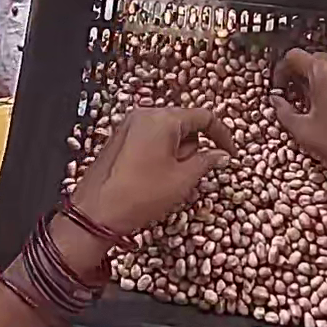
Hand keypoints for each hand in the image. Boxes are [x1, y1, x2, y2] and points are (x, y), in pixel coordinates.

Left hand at [71, 108, 234, 236]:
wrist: (95, 212)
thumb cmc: (141, 194)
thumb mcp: (182, 179)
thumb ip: (206, 161)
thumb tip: (221, 154)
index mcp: (162, 119)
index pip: (203, 116)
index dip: (222, 135)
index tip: (230, 154)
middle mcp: (144, 114)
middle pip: (184, 122)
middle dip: (196, 145)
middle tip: (196, 172)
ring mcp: (129, 125)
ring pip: (167, 131)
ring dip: (177, 150)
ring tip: (170, 179)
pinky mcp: (119, 138)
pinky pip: (150, 138)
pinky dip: (161, 152)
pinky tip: (155, 176)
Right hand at [269, 49, 326, 185]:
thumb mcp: (305, 132)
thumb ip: (284, 112)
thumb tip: (276, 100)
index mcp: (323, 73)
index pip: (294, 56)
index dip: (281, 70)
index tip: (280, 87)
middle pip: (315, 59)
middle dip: (302, 74)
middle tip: (297, 96)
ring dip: (323, 79)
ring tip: (321, 104)